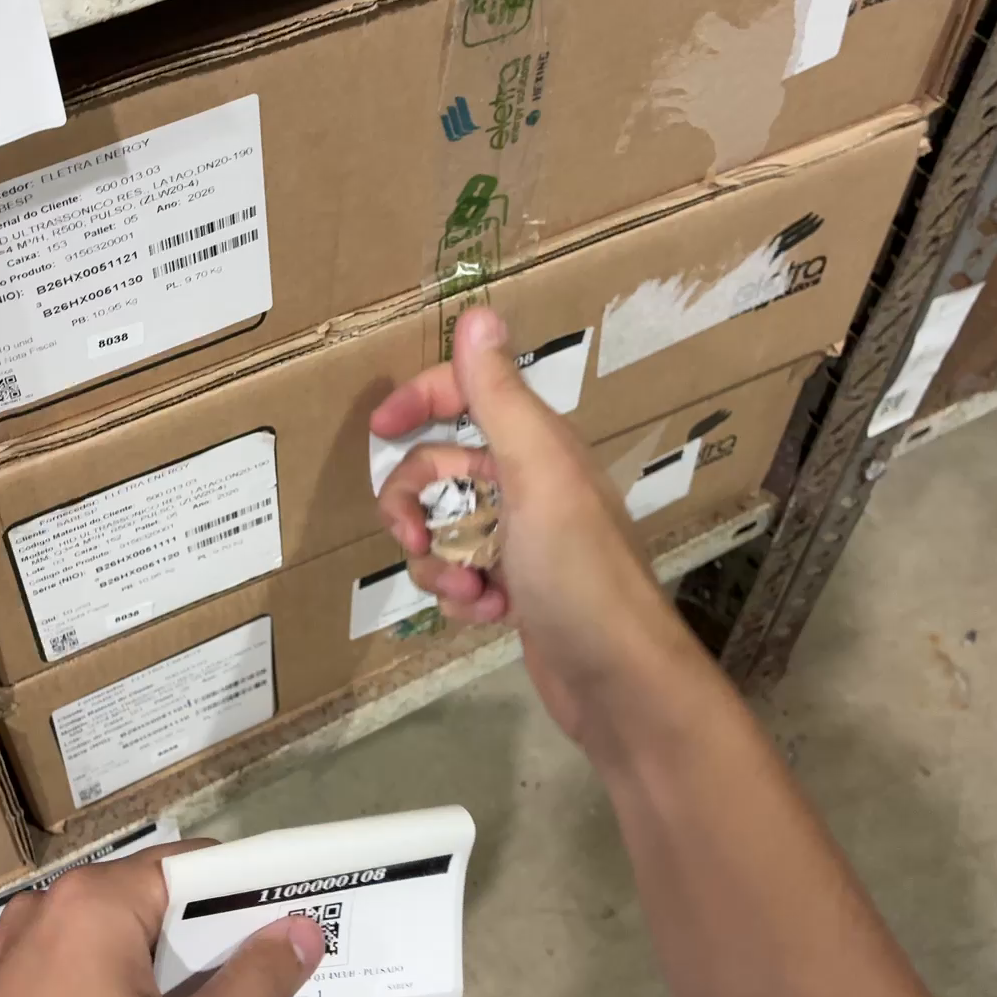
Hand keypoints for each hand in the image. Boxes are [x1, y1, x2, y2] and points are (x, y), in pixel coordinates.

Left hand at [0, 840, 325, 996]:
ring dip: (136, 972)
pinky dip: (85, 991)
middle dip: (187, 947)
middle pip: (142, 904)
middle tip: (222, 993)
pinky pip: (52, 970)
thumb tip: (303, 932)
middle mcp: (43, 907)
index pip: (188, 868)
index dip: (236, 896)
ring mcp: (2, 951)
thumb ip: (252, 985)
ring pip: (96, 940)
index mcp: (93, 900)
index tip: (271, 931)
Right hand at [369, 308, 702, 738]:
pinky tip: (487, 615)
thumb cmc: (577, 573)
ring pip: (440, 528)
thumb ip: (500, 399)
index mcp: (534, 448)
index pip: (466, 395)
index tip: (378, 427)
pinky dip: (460, 595)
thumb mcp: (536, 477)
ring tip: (470, 592)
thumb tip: (476, 314)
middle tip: (415, 540)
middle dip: (414, 506)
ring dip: (440, 563)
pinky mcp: (509, 586)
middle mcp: (524, 485)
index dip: (420, 400)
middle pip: (436, 471)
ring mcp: (515, 539)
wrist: (617, 683)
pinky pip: (456, 573)